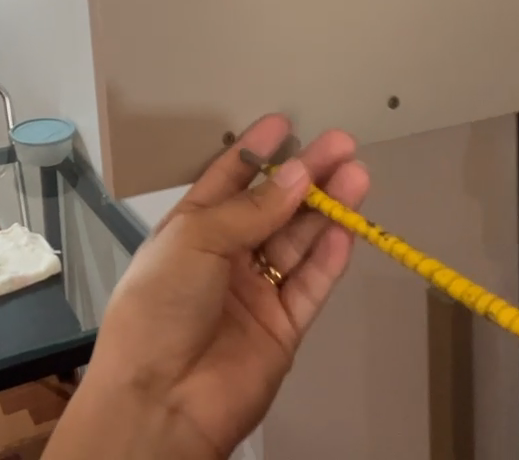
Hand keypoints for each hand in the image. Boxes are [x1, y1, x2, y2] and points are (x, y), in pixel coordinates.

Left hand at [46, 115, 369, 459]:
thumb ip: (250, 210)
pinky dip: (331, 258)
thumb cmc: (162, 300)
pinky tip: (351, 229)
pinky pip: (310, 285)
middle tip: (342, 144)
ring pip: (298, 240)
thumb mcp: (195, 239)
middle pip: (273, 206)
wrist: (161, 395)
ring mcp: (255, 290)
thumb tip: (298, 176)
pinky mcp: (283, 327)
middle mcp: (225, 252)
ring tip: (357, 173)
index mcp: (192, 225)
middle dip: (307, 175)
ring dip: (328, 210)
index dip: (256, 150)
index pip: (228, 177)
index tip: (284, 123)